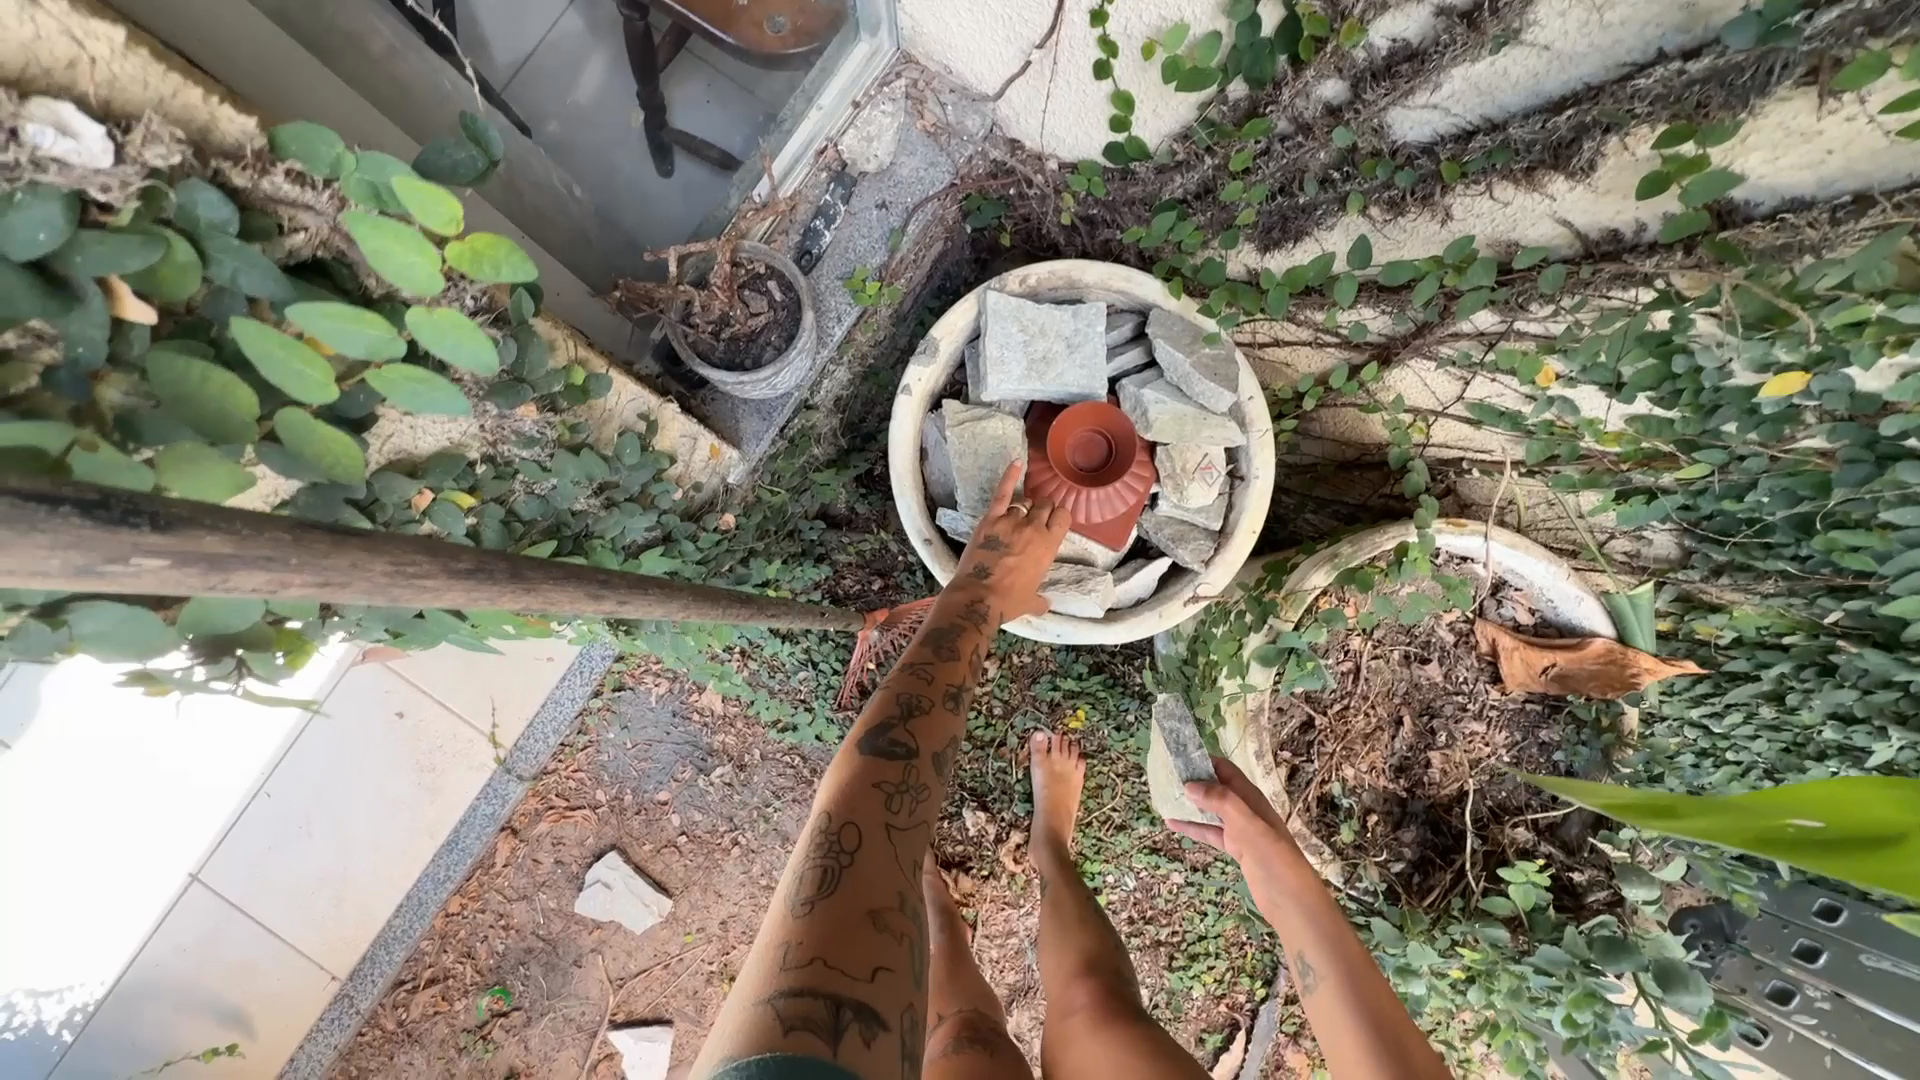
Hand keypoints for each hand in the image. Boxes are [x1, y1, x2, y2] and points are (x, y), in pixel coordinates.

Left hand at [951, 462, 1070, 621]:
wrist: (979, 597)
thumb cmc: (1008, 601)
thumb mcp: (1031, 602)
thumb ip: (1040, 600)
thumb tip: (1045, 605)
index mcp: (1049, 545)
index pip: (1063, 517)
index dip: (1060, 516)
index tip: (1055, 519)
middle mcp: (1033, 528)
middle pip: (1044, 505)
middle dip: (1043, 508)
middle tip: (1037, 516)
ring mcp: (1011, 521)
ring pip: (1023, 502)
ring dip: (1024, 505)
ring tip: (1020, 512)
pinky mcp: (990, 519)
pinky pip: (1002, 492)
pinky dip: (1009, 476)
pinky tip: (1016, 462)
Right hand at [1166, 756, 1295, 863]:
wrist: (1293, 904)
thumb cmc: (1275, 860)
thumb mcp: (1249, 827)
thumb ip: (1222, 802)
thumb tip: (1189, 784)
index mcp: (1250, 798)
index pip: (1224, 769)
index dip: (1203, 761)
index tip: (1176, 759)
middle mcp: (1244, 810)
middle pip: (1215, 788)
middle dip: (1192, 781)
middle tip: (1163, 778)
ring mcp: (1240, 830)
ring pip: (1210, 810)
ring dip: (1189, 804)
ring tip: (1163, 798)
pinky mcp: (1235, 849)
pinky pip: (1209, 832)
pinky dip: (1192, 827)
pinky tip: (1172, 824)